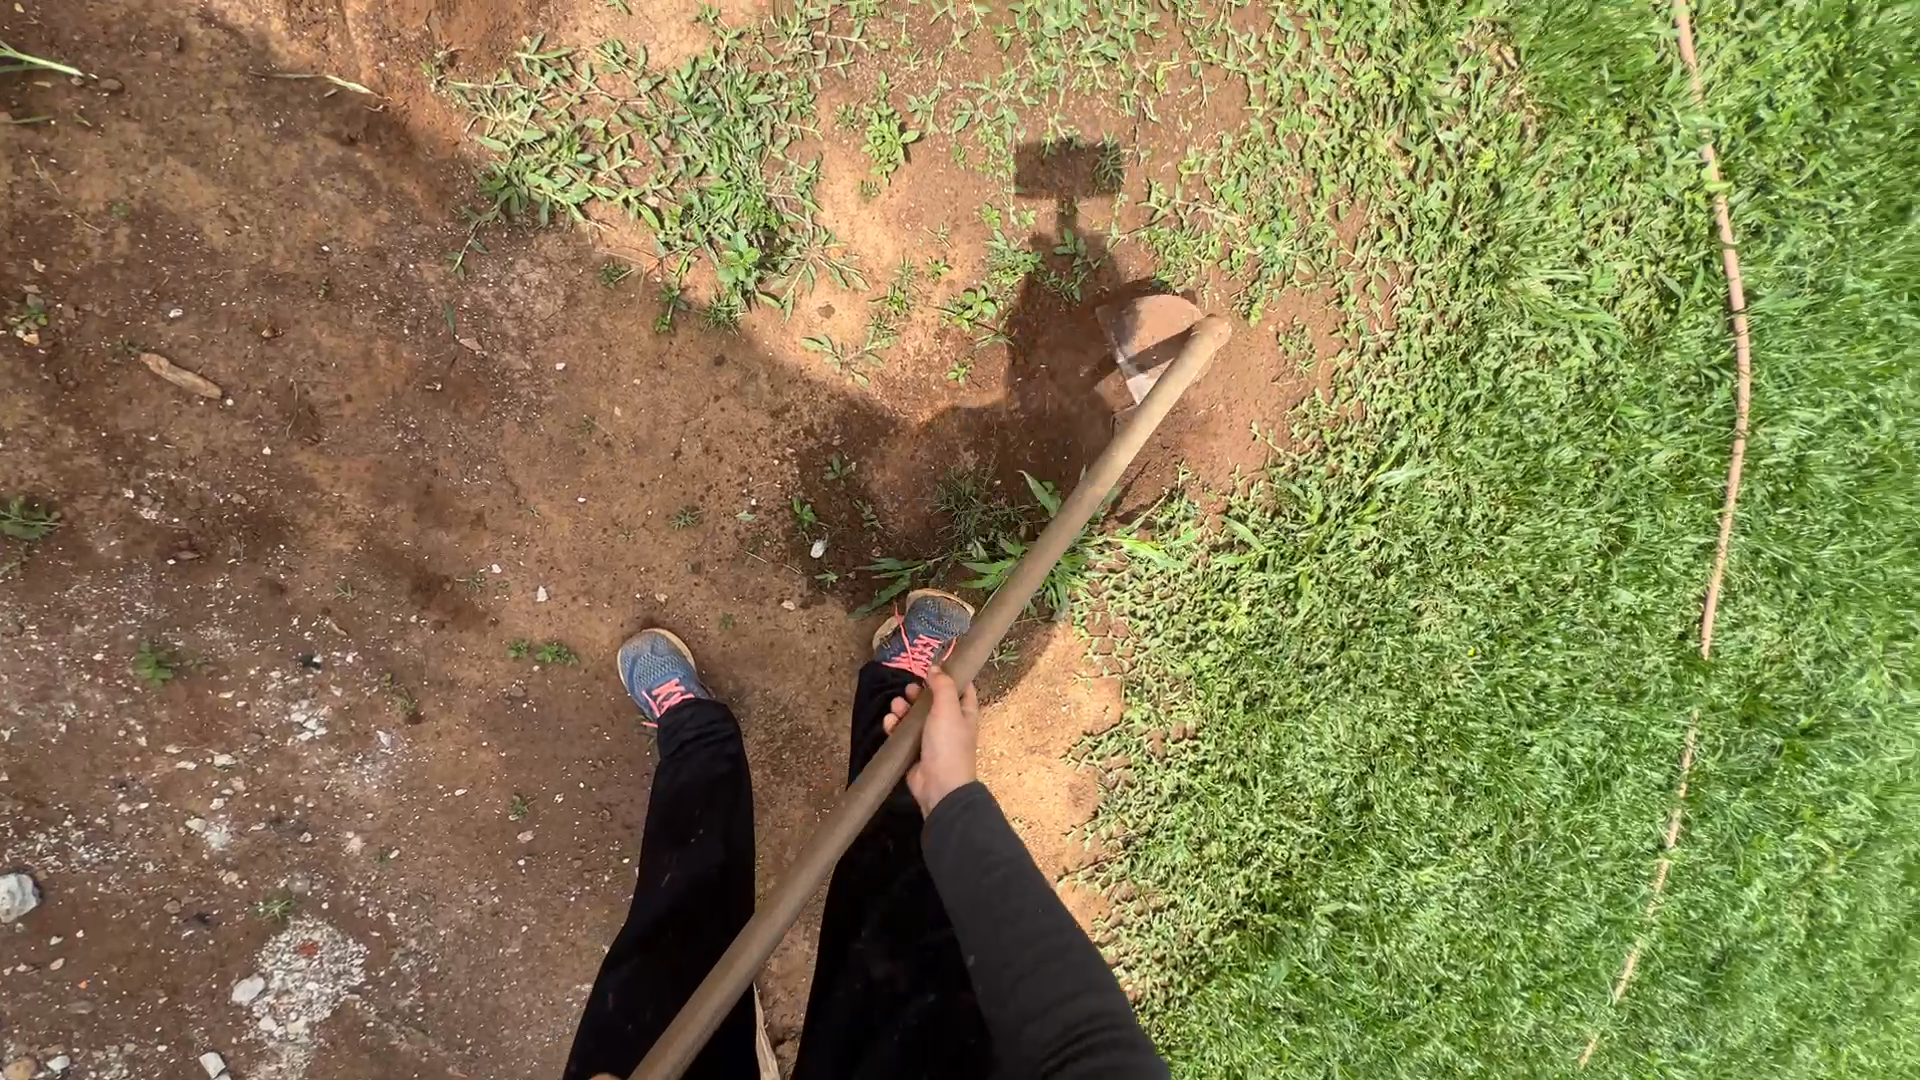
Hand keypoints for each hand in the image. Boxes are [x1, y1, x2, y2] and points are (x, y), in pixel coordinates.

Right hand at [883, 665, 978, 815]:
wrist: (939, 786)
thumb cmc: (948, 743)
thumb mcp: (948, 708)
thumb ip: (942, 685)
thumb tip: (936, 667)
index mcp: (965, 712)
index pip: (962, 687)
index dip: (950, 675)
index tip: (933, 665)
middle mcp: (949, 723)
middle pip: (932, 700)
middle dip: (919, 693)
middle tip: (909, 689)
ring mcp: (931, 737)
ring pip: (914, 715)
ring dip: (903, 708)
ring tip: (896, 707)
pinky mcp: (914, 750)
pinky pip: (903, 732)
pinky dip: (895, 725)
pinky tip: (890, 723)